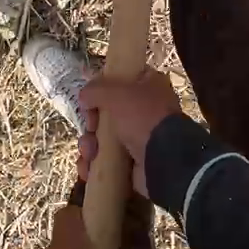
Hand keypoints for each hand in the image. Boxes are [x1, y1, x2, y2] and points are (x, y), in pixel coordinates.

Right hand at [76, 70, 182, 196]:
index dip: (102, 88)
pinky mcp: (133, 163)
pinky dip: (94, 165)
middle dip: (92, 122)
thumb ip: (96, 89)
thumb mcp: (117, 93)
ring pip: (103, 138)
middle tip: (90, 128)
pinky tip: (87, 169)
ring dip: (90, 145)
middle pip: (108, 111)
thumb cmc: (143, 117)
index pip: (121, 80)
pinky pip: (107, 161)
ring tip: (89, 154)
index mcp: (149, 86)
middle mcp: (146, 110)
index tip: (89, 98)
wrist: (164, 160)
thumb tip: (84, 96)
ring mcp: (140, 138)